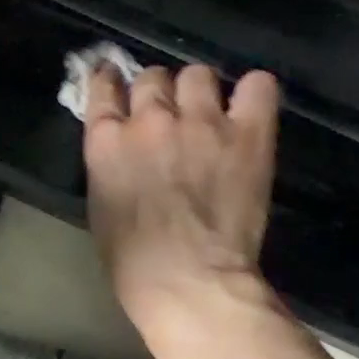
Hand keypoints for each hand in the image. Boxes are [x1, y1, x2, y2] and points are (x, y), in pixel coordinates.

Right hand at [83, 62, 290, 358]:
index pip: (104, 87)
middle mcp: (150, 120)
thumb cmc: (135, 265)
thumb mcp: (102, 210)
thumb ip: (110, 167)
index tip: (117, 85)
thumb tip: (123, 150)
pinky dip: (251, 94)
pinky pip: (256, 85)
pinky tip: (247, 113)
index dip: (111, 82)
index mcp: (107, 144)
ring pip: (198, 75)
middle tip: (169, 119)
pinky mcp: (247, 133)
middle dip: (159, 94)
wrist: (189, 283)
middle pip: (153, 76)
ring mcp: (202, 122)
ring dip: (199, 92)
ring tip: (208, 117)